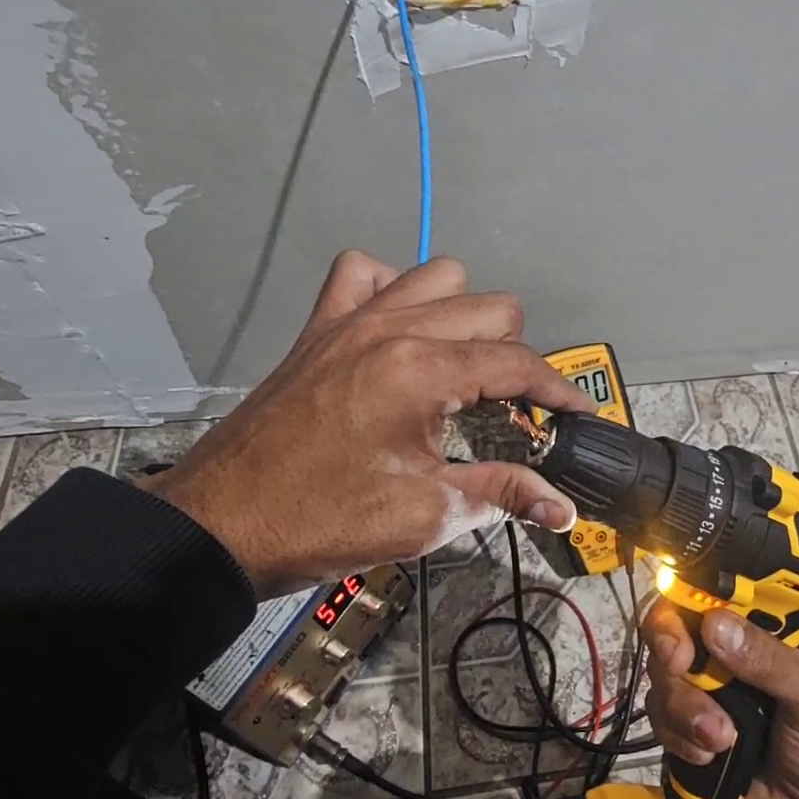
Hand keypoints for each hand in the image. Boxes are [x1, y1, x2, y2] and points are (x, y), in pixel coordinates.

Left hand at [143, 250, 593, 596]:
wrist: (220, 526)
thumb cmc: (324, 522)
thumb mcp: (424, 515)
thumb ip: (502, 495)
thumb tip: (563, 506)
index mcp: (422, 372)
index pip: (518, 362)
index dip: (559, 391)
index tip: (578, 416)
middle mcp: (393, 326)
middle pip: (492, 307)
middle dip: (517, 355)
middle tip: (511, 408)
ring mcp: (352, 318)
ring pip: (440, 275)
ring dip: (465, 315)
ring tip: (460, 367)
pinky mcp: (319, 325)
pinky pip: (366, 272)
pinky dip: (395, 289)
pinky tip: (399, 330)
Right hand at [642, 604, 798, 798]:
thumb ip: (768, 661)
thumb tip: (714, 624)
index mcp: (757, 629)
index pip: (709, 594)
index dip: (681, 602)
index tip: (680, 635)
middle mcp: (724, 652)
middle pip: (670, 631)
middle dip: (671, 656)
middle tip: (681, 671)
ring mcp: (704, 690)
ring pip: (661, 679)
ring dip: (682, 711)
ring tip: (721, 741)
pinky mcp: (688, 729)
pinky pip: (660, 721)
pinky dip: (677, 739)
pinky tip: (708, 757)